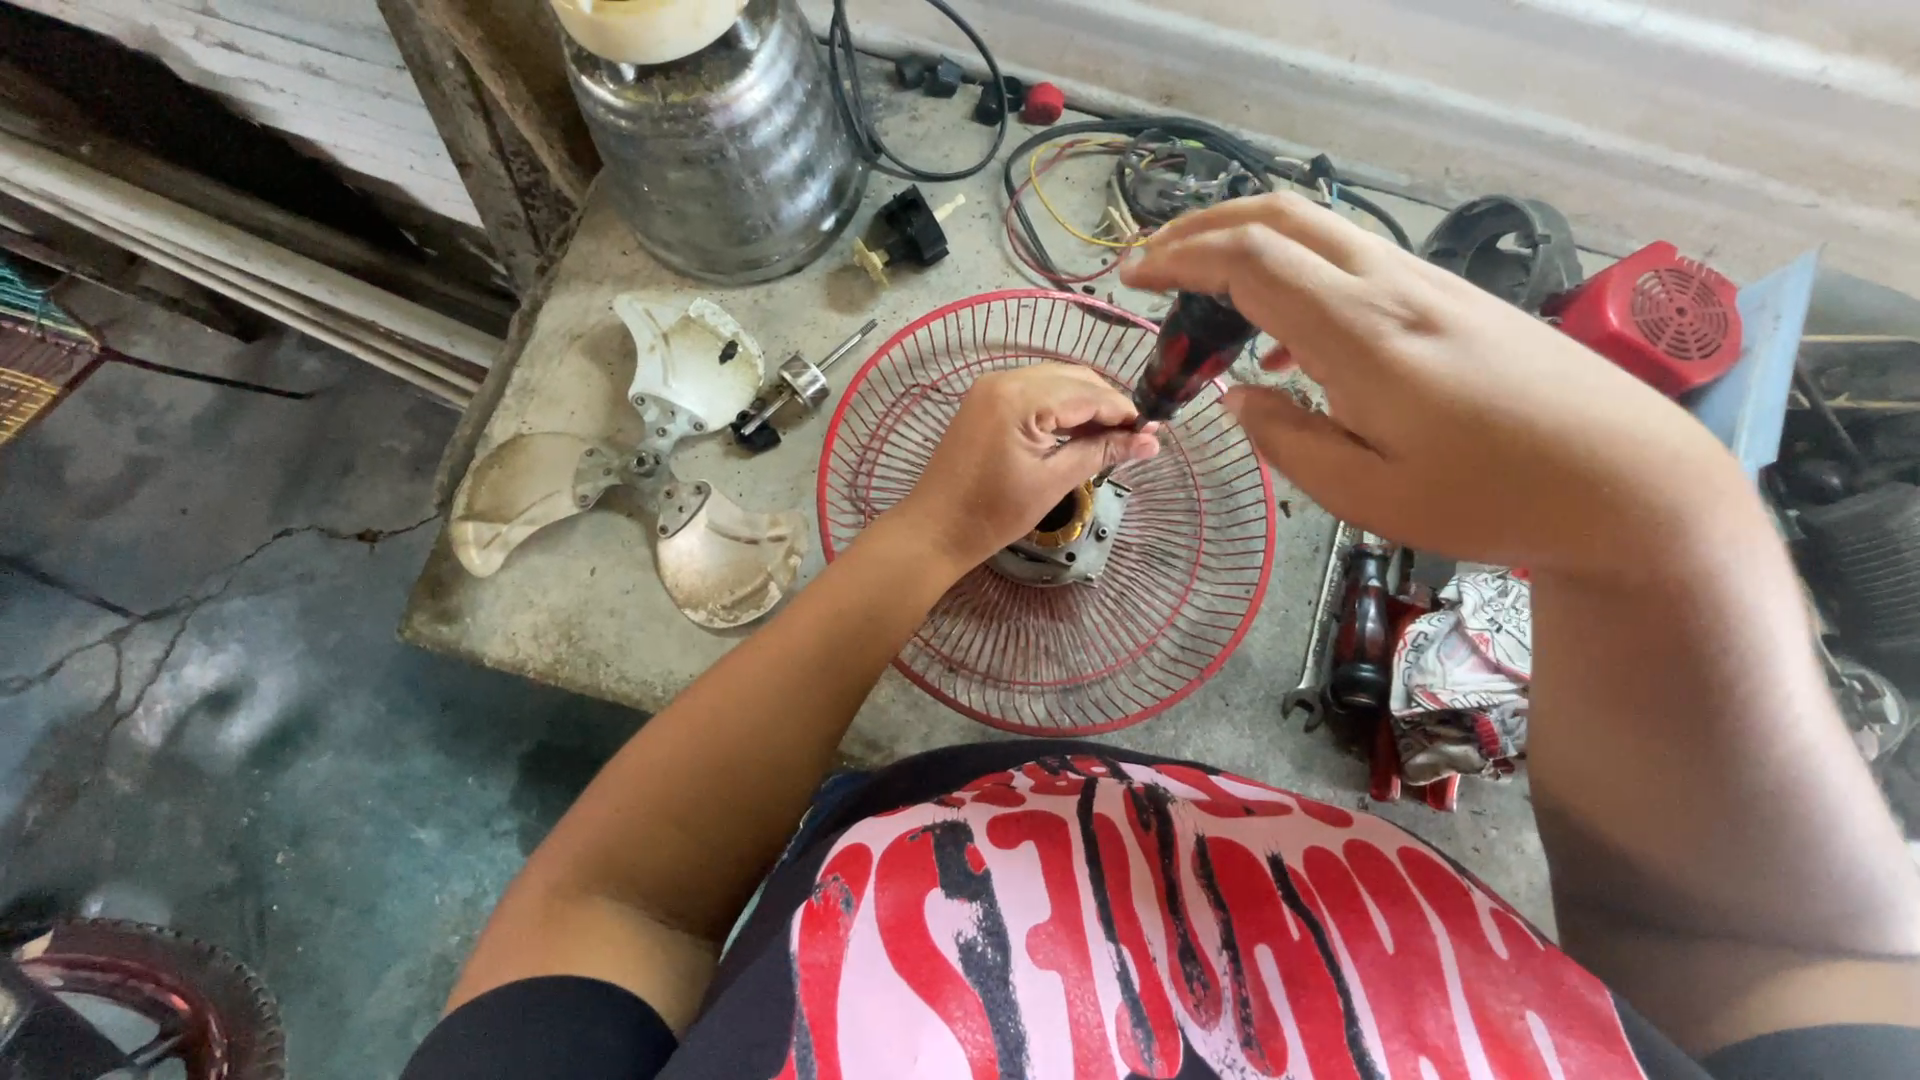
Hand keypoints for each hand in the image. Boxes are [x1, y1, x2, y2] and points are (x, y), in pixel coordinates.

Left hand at [889, 364, 1160, 573]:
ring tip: (1111, 437)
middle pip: (1073, 378)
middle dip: (1107, 404)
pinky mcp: (985, 400)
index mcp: (1019, 398)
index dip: (1124, 410)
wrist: (935, 529)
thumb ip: (1102, 452)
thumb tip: (1151, 442)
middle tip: (1135, 436)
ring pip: (1055, 381)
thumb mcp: (1053, 482)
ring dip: (1085, 404)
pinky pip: (1034, 391)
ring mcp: (991, 387)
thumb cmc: (992, 514)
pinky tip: (1078, 432)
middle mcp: (1004, 380)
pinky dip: (1060, 407)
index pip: (1087, 392)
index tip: (1153, 432)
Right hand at [1121, 192, 1754, 577]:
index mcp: (1361, 333)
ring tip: (1199, 289)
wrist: (1627, 483)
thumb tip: (1241, 396)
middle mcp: (1390, 287)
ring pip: (1317, 230)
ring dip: (1246, 243)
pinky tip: (1280, 337)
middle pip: (1281, 217)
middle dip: (1203, 228)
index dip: (1181, 259)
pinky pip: (1350, 262)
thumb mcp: (1366, 496)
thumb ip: (1286, 440)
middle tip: (1152, 261)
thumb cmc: (1490, 501)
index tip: (1132, 278)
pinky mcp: (1447, 298)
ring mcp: (1425, 285)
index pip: (1251, 261)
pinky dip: (1292, 274)